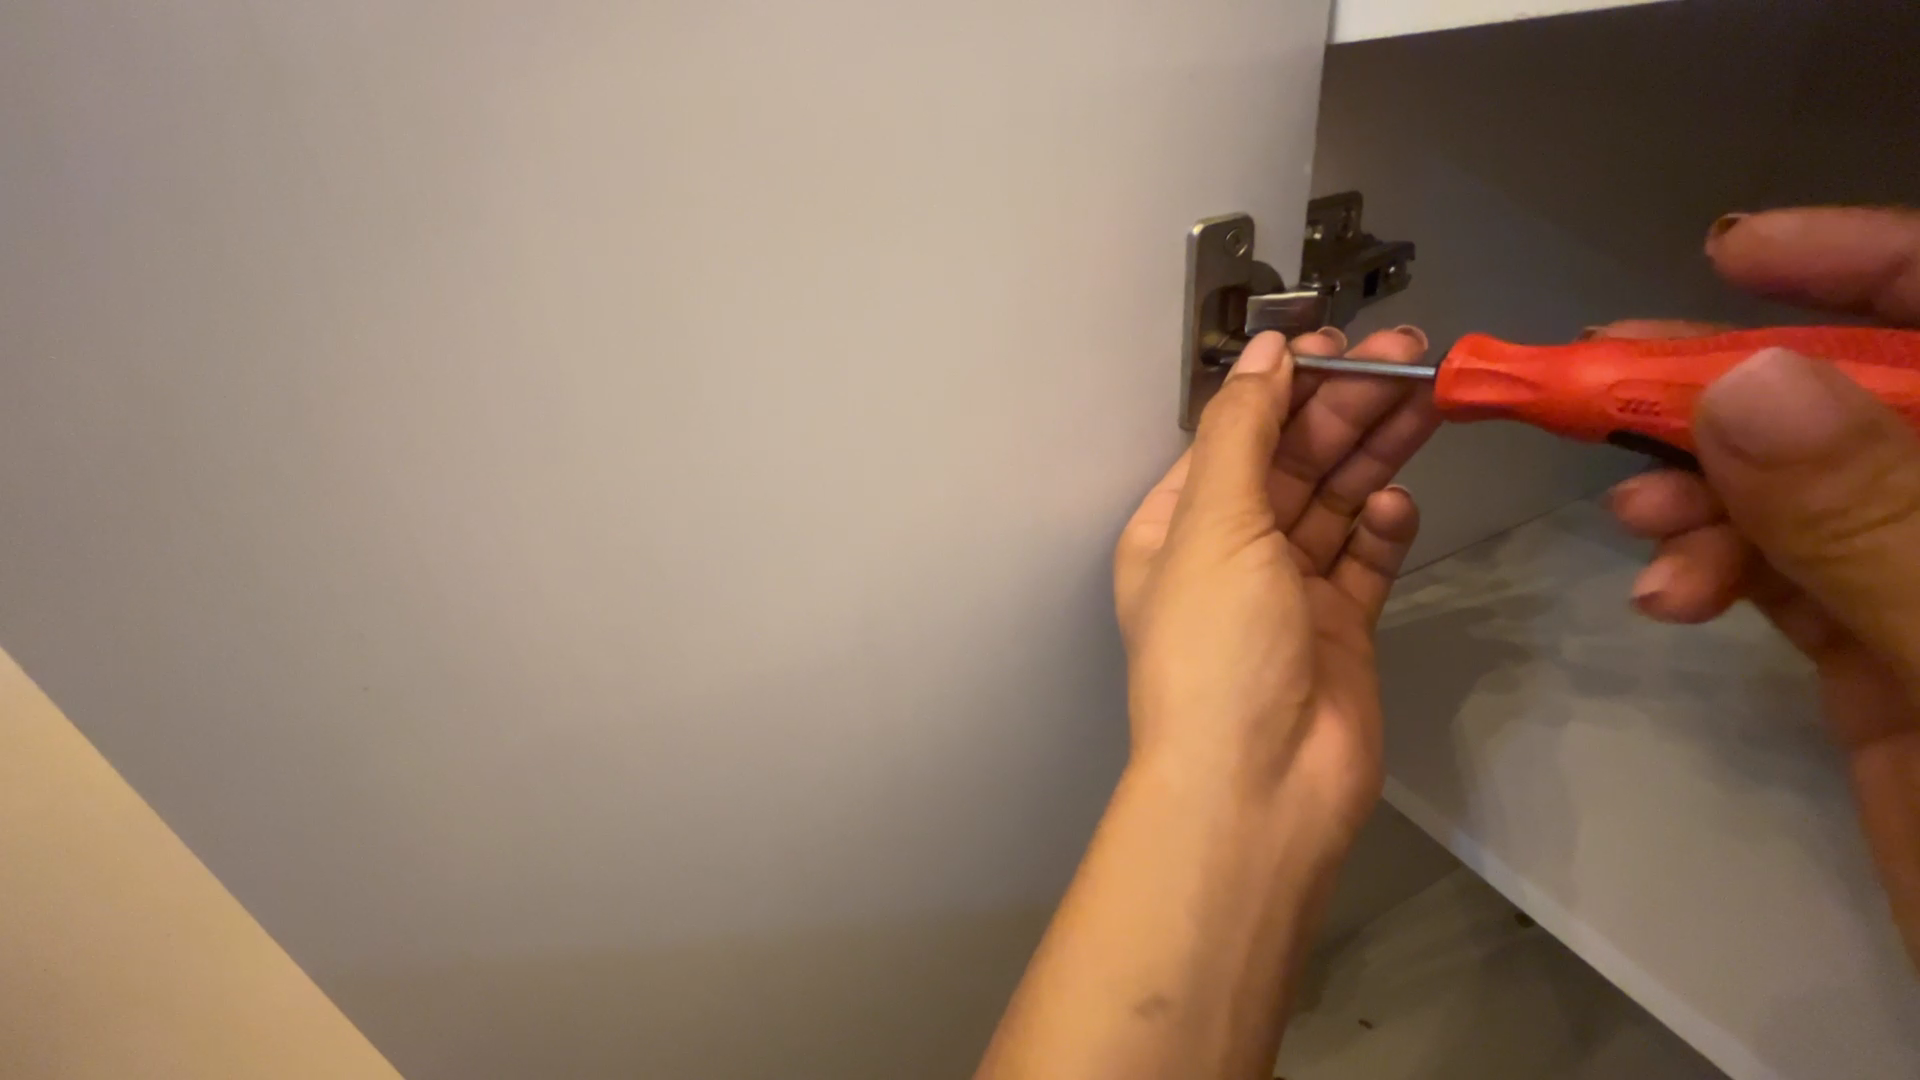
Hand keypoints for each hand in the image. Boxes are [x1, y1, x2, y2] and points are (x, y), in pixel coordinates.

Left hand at [1114, 326, 1438, 845]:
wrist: (1261, 784)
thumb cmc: (1217, 647)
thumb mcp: (1211, 526)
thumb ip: (1239, 434)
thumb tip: (1263, 352)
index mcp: (1173, 529)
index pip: (1231, 440)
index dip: (1281, 389)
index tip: (1338, 344)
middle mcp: (1224, 554)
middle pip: (1289, 463)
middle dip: (1343, 410)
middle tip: (1412, 357)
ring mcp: (1283, 591)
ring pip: (1332, 502)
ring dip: (1373, 453)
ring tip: (1428, 399)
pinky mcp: (1338, 625)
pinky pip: (1363, 559)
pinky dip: (1382, 528)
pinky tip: (1399, 503)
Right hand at [1597, 206, 1919, 967]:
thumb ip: (1878, 518)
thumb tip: (1742, 385)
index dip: (1870, 265)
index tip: (1729, 254)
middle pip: (1862, 400)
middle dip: (1728, 394)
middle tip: (1598, 392)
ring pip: (1799, 482)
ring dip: (1698, 497)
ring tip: (1639, 531)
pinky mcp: (1879, 627)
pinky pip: (1772, 558)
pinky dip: (1704, 562)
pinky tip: (1665, 591)